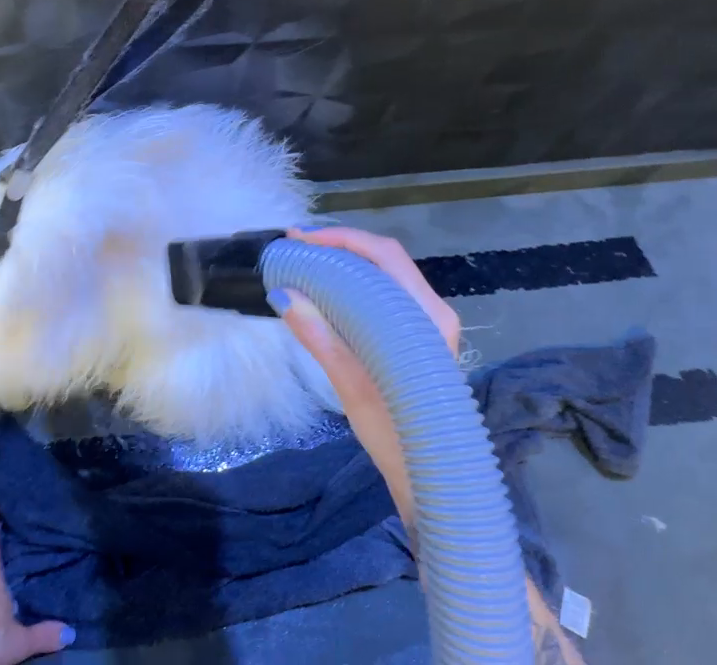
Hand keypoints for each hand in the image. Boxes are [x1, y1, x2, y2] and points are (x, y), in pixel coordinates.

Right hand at [272, 227, 461, 535]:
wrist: (430, 477)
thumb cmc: (395, 435)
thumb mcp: (352, 387)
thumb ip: (321, 339)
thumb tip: (283, 295)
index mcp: (425, 318)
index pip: (385, 256)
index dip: (341, 240)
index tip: (299, 239)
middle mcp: (433, 311)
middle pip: (386, 258)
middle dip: (339, 246)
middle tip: (295, 246)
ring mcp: (428, 323)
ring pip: (385, 274)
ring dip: (346, 263)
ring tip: (305, 262)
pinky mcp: (419, 335)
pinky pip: (386, 293)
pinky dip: (355, 283)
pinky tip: (328, 290)